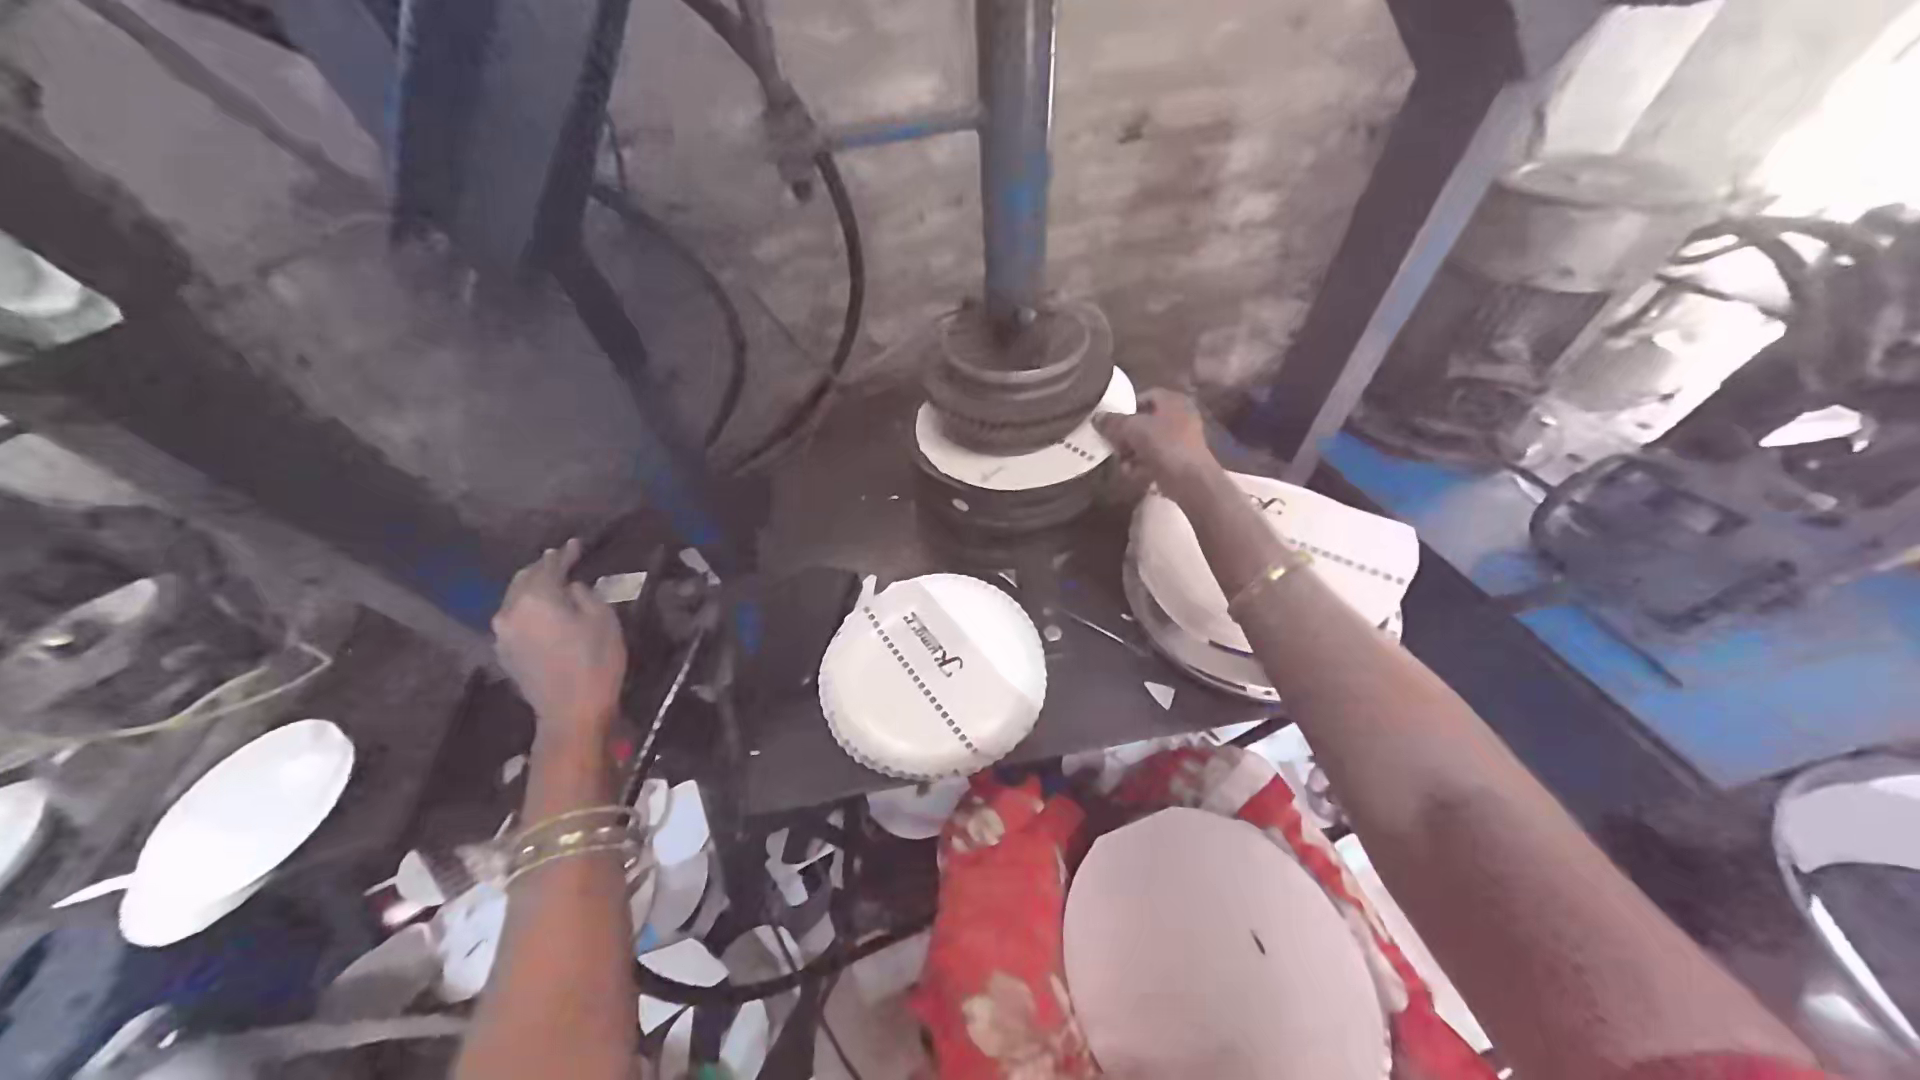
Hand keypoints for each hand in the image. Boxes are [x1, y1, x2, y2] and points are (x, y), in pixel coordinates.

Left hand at [493, 539, 626, 741]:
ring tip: (551, 582)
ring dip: (533, 587)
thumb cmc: (595, 660)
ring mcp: (502, 633)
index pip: (550, 566)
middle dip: (543, 567)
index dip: (565, 554)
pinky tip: (543, 610)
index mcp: (535, 598)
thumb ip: (584, 594)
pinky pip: (515, 618)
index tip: (577, 544)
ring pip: (515, 598)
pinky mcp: (504, 652)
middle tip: (561, 559)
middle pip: (524, 579)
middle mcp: (510, 610)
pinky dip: (528, 608)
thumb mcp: (603, 619)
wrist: (571, 711)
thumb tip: (571, 588)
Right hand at [1093, 389, 1222, 502]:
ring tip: (1121, 462)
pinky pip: (1154, 458)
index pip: (1145, 396)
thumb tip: (1097, 417)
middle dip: (1125, 434)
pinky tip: (1131, 473)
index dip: (1127, 407)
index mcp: (1173, 401)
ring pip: (1147, 441)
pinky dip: (1141, 464)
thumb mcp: (1133, 428)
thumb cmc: (1164, 445)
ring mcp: (1180, 440)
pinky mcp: (1177, 460)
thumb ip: (1113, 422)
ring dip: (1130, 452)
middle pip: (1144, 421)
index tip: (1111, 420)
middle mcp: (1179, 416)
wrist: (1190, 479)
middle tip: (1113, 444)